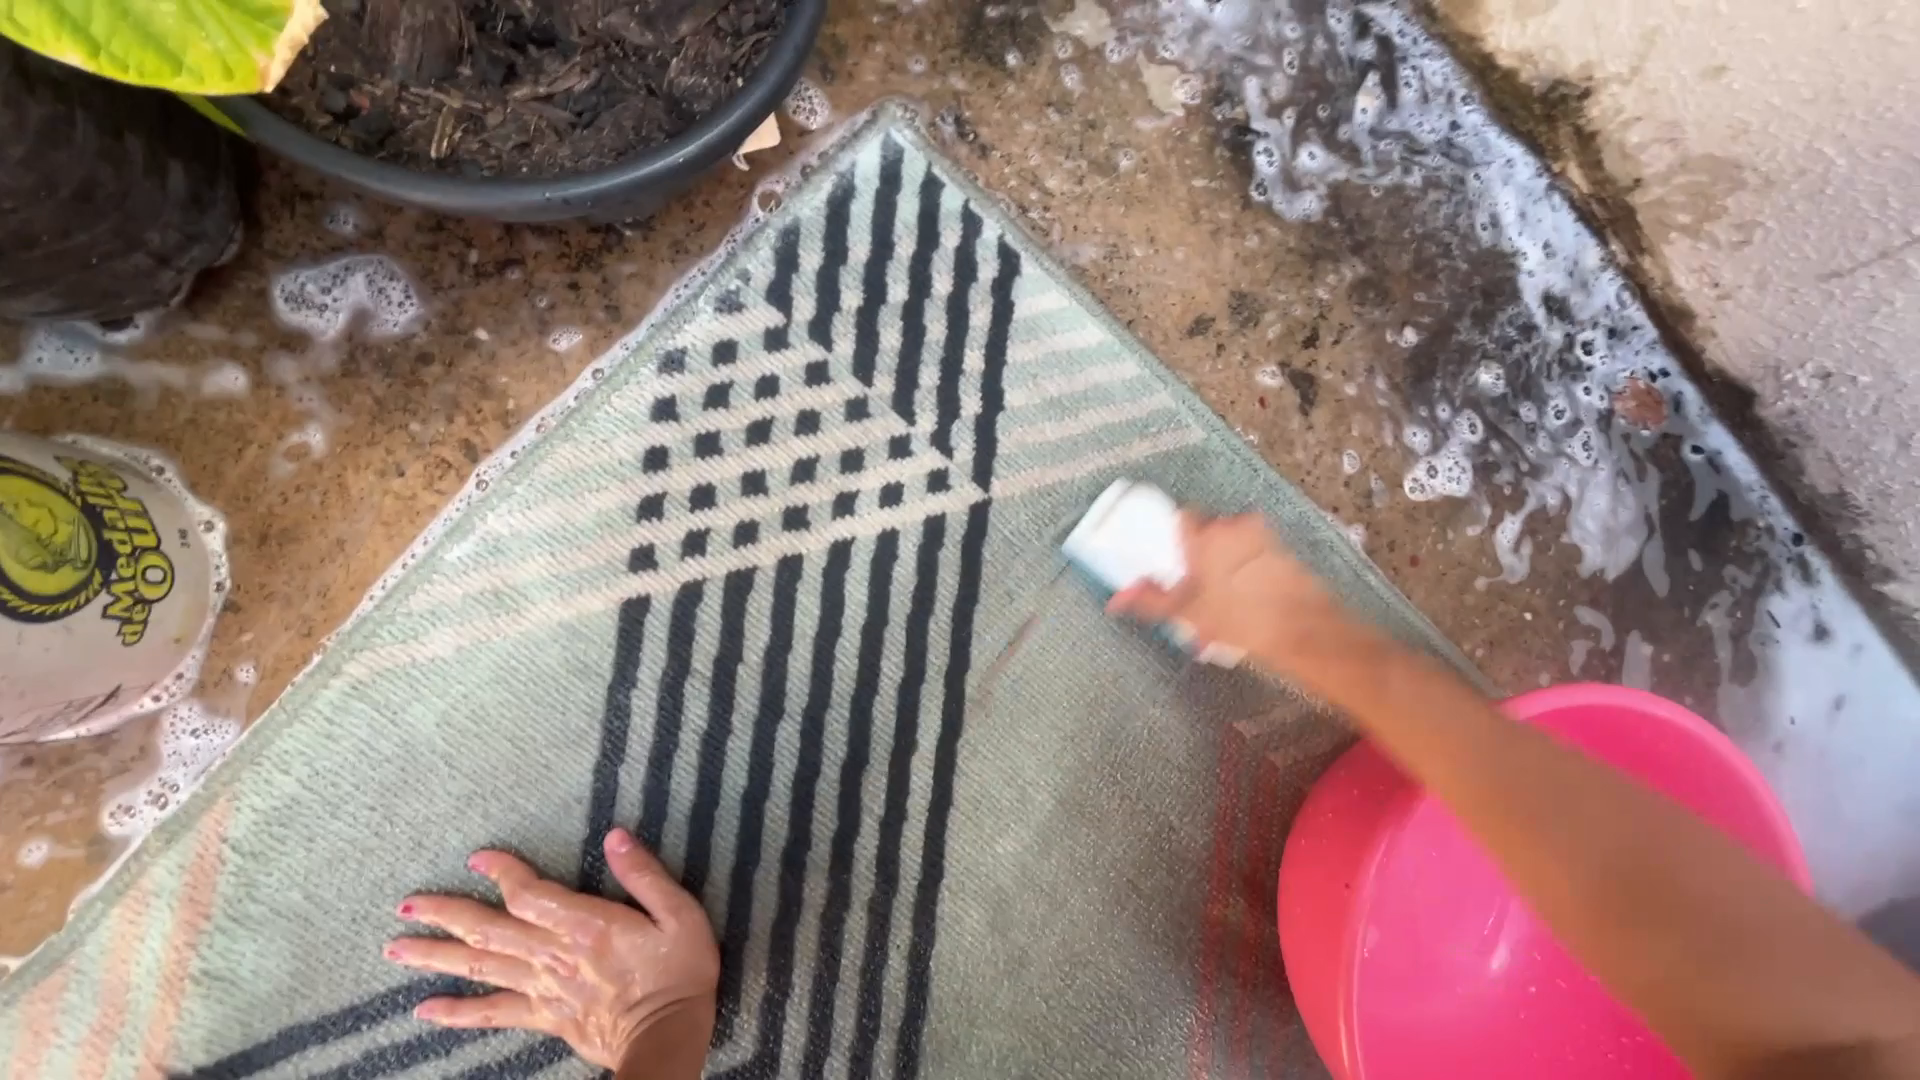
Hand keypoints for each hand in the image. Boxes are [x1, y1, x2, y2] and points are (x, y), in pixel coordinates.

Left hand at [385, 828, 718, 1073]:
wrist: (670, 1035)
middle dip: (448, 915)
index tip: (477, 858)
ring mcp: (544, 988)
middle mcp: (554, 955)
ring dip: (437, 957)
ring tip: (397, 948)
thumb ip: (645, 874)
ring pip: (482, 968)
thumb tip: (615, 836)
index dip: (503, 873)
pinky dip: (456, 1012)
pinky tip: (424, 1009)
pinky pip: (492, 1014)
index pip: (532, 894)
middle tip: (407, 905)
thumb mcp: (679, 912)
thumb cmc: (680, 968)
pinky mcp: (544, 1016)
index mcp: (586, 925)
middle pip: (491, 931)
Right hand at [1106, 510, 1357, 676]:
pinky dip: (1246, 569)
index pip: (1181, 518)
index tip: (1171, 561)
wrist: (1303, 631)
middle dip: (1199, 554)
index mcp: (1206, 533)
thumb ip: (1148, 601)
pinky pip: (1255, 554)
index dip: (1174, 539)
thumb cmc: (1239, 618)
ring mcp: (1264, 536)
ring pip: (1233, 543)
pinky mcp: (1285, 552)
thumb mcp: (1185, 613)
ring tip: (1220, 598)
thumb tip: (1115, 600)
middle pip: (1207, 531)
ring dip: (1224, 562)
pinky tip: (1245, 599)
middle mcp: (1235, 525)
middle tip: (1194, 586)